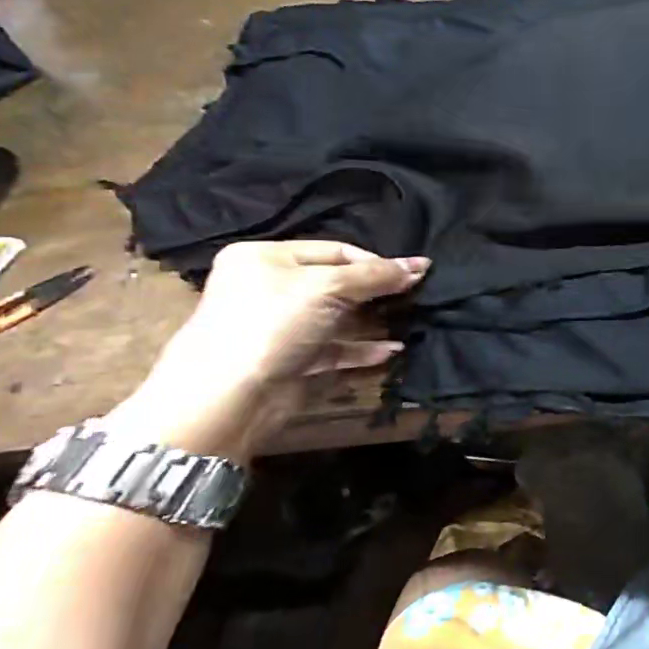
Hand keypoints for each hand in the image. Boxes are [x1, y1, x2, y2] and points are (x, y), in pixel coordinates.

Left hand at [108, 241, 429, 458]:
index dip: (375, 262)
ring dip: (374, 320)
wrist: (226, 397)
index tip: (412, 275)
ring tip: (409, 320)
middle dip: (376, 290)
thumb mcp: (328, 288)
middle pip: (337, 282)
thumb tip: (421, 265)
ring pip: (338, 317)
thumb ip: (376, 275)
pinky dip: (362, 349)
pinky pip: (334, 348)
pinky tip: (390, 350)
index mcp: (265, 257)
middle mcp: (269, 287)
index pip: (335, 250)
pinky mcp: (290, 359)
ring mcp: (279, 326)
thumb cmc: (272, 325)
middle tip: (416, 295)